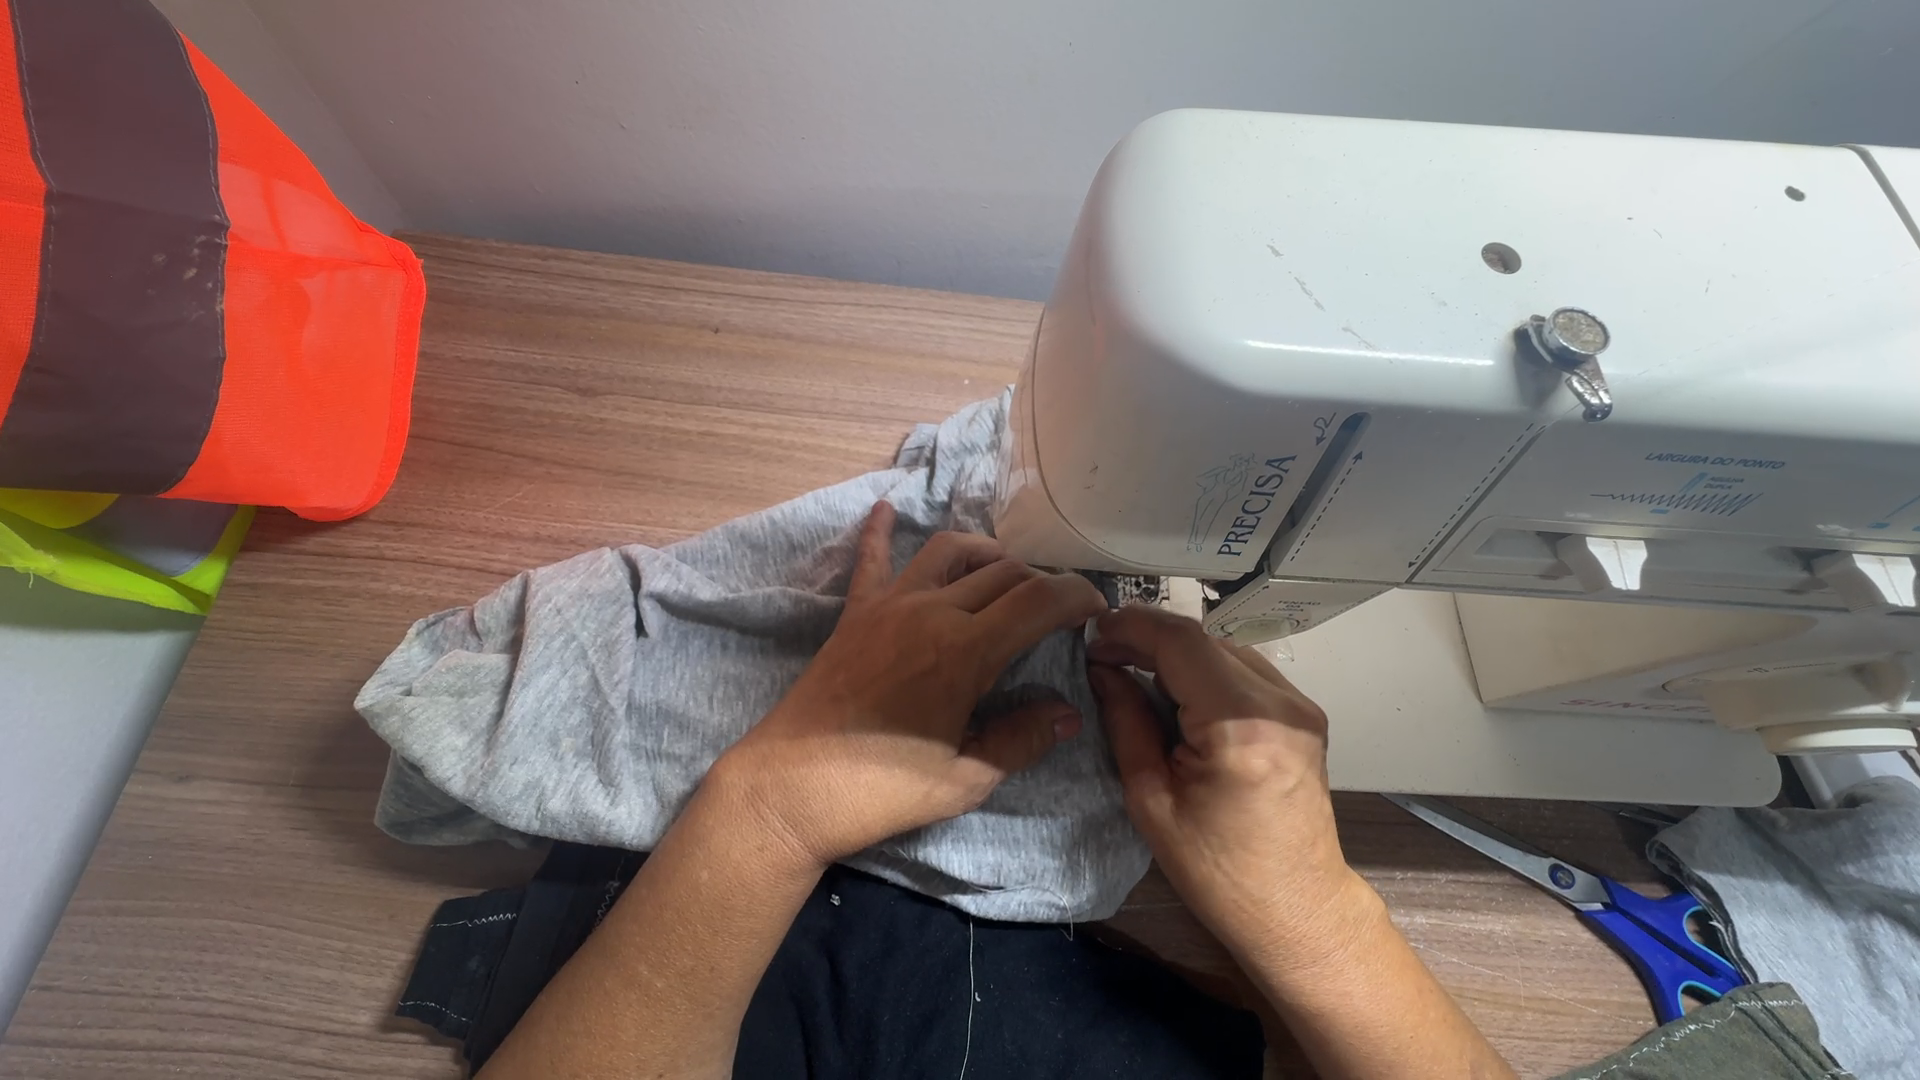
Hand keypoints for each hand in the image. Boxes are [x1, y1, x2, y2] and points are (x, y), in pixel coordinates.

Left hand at [710, 501, 1109, 869]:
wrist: (789, 786)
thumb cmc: (881, 790)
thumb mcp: (965, 778)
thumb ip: (1021, 738)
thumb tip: (1068, 713)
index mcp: (965, 651)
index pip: (1038, 601)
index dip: (1077, 596)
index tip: (1097, 607)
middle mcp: (931, 612)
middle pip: (1003, 572)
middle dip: (1041, 582)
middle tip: (1058, 606)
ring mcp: (889, 606)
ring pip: (949, 552)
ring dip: (986, 553)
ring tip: (1006, 570)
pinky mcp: (855, 613)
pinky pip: (871, 560)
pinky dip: (879, 531)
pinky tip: (885, 507)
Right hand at [1088, 605, 1361, 959]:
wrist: (1296, 908)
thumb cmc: (1216, 870)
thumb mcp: (1150, 798)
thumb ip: (1126, 721)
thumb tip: (1102, 669)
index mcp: (1241, 726)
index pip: (1181, 642)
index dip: (1132, 627)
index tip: (1092, 634)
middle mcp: (1280, 703)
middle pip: (1202, 639)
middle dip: (1147, 638)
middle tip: (1102, 653)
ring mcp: (1299, 704)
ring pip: (1222, 648)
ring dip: (1173, 650)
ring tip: (1130, 666)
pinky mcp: (1302, 712)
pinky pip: (1241, 668)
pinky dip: (1201, 667)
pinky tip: (1173, 686)